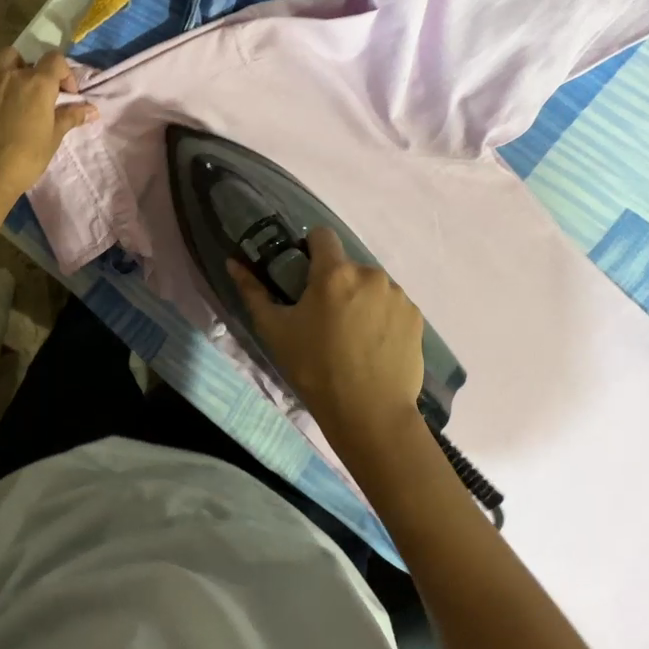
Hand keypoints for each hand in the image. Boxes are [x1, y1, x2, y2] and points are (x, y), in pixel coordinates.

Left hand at [0, 48, 96, 207]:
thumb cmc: (25, 159)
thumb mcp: (53, 138)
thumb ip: (71, 117)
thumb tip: (93, 110)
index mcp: (39, 83)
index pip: (56, 60)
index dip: (65, 74)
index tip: (67, 95)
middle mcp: (14, 74)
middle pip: (31, 60)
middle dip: (40, 75)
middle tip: (41, 98)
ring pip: (6, 56)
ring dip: (14, 66)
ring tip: (15, 88)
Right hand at [228, 229, 424, 451]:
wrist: (370, 413)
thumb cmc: (314, 368)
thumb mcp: (274, 329)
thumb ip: (253, 291)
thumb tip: (232, 263)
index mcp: (334, 273)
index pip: (321, 235)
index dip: (309, 248)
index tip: (302, 274)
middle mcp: (370, 275)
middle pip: (346, 265)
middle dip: (334, 281)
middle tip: (322, 315)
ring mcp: (397, 296)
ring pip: (370, 285)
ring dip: (358, 298)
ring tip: (350, 334)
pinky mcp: (415, 317)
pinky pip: (391, 304)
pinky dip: (379, 315)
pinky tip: (371, 344)